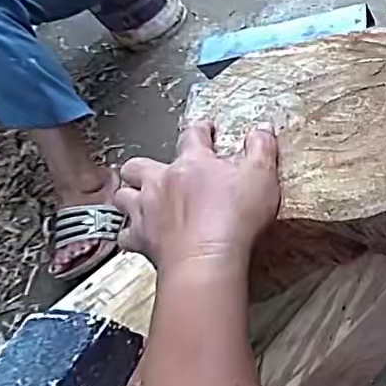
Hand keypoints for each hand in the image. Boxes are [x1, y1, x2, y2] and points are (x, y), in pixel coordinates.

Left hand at [115, 120, 280, 271]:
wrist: (207, 257)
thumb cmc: (236, 216)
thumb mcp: (262, 174)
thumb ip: (262, 148)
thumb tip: (262, 128)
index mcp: (193, 163)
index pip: (193, 136)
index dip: (200, 130)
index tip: (205, 128)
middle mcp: (162, 182)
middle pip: (139, 165)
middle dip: (146, 166)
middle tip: (161, 171)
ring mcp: (146, 210)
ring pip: (123, 196)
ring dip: (132, 195)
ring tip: (145, 199)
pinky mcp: (139, 238)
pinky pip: (125, 232)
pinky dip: (133, 231)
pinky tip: (144, 233)